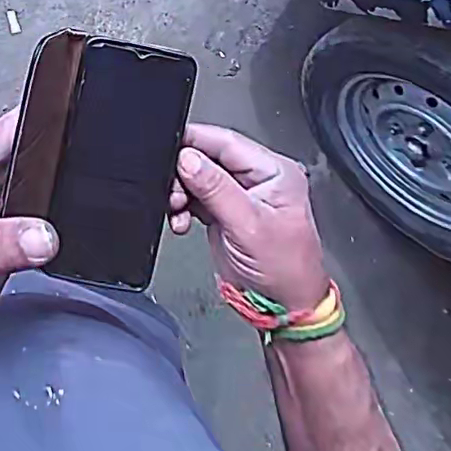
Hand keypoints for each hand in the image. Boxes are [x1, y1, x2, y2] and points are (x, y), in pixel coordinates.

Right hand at [169, 123, 329, 310]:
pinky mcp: (223, 211)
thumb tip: (187, 157)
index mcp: (273, 172)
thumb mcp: (247, 225)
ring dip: (178, 191)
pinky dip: (180, 206)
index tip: (166, 147)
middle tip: (171, 188)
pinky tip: (179, 220)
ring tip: (175, 208)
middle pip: (206, 157)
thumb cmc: (284, 270)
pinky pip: (193, 196)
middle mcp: (257, 179)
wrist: (282, 308)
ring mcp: (238, 195)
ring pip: (195, 177)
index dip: (194, 141)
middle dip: (182, 171)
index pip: (226, 142)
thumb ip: (215, 188)